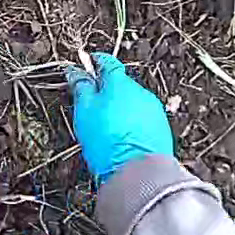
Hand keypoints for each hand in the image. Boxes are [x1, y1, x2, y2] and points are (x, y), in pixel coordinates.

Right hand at [64, 53, 173, 183]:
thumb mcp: (84, 110)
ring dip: (119, 108)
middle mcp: (141, 92)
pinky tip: (121, 138)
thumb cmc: (108, 141)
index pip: (107, 62)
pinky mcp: (161, 128)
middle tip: (90, 105)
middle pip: (120, 84)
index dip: (95, 62)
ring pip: (131, 102)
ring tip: (106, 128)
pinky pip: (141, 119)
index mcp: (120, 83)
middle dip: (106, 90)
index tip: (87, 64)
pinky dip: (131, 123)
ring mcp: (153, 110)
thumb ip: (80, 86)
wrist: (138, 172)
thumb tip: (74, 71)